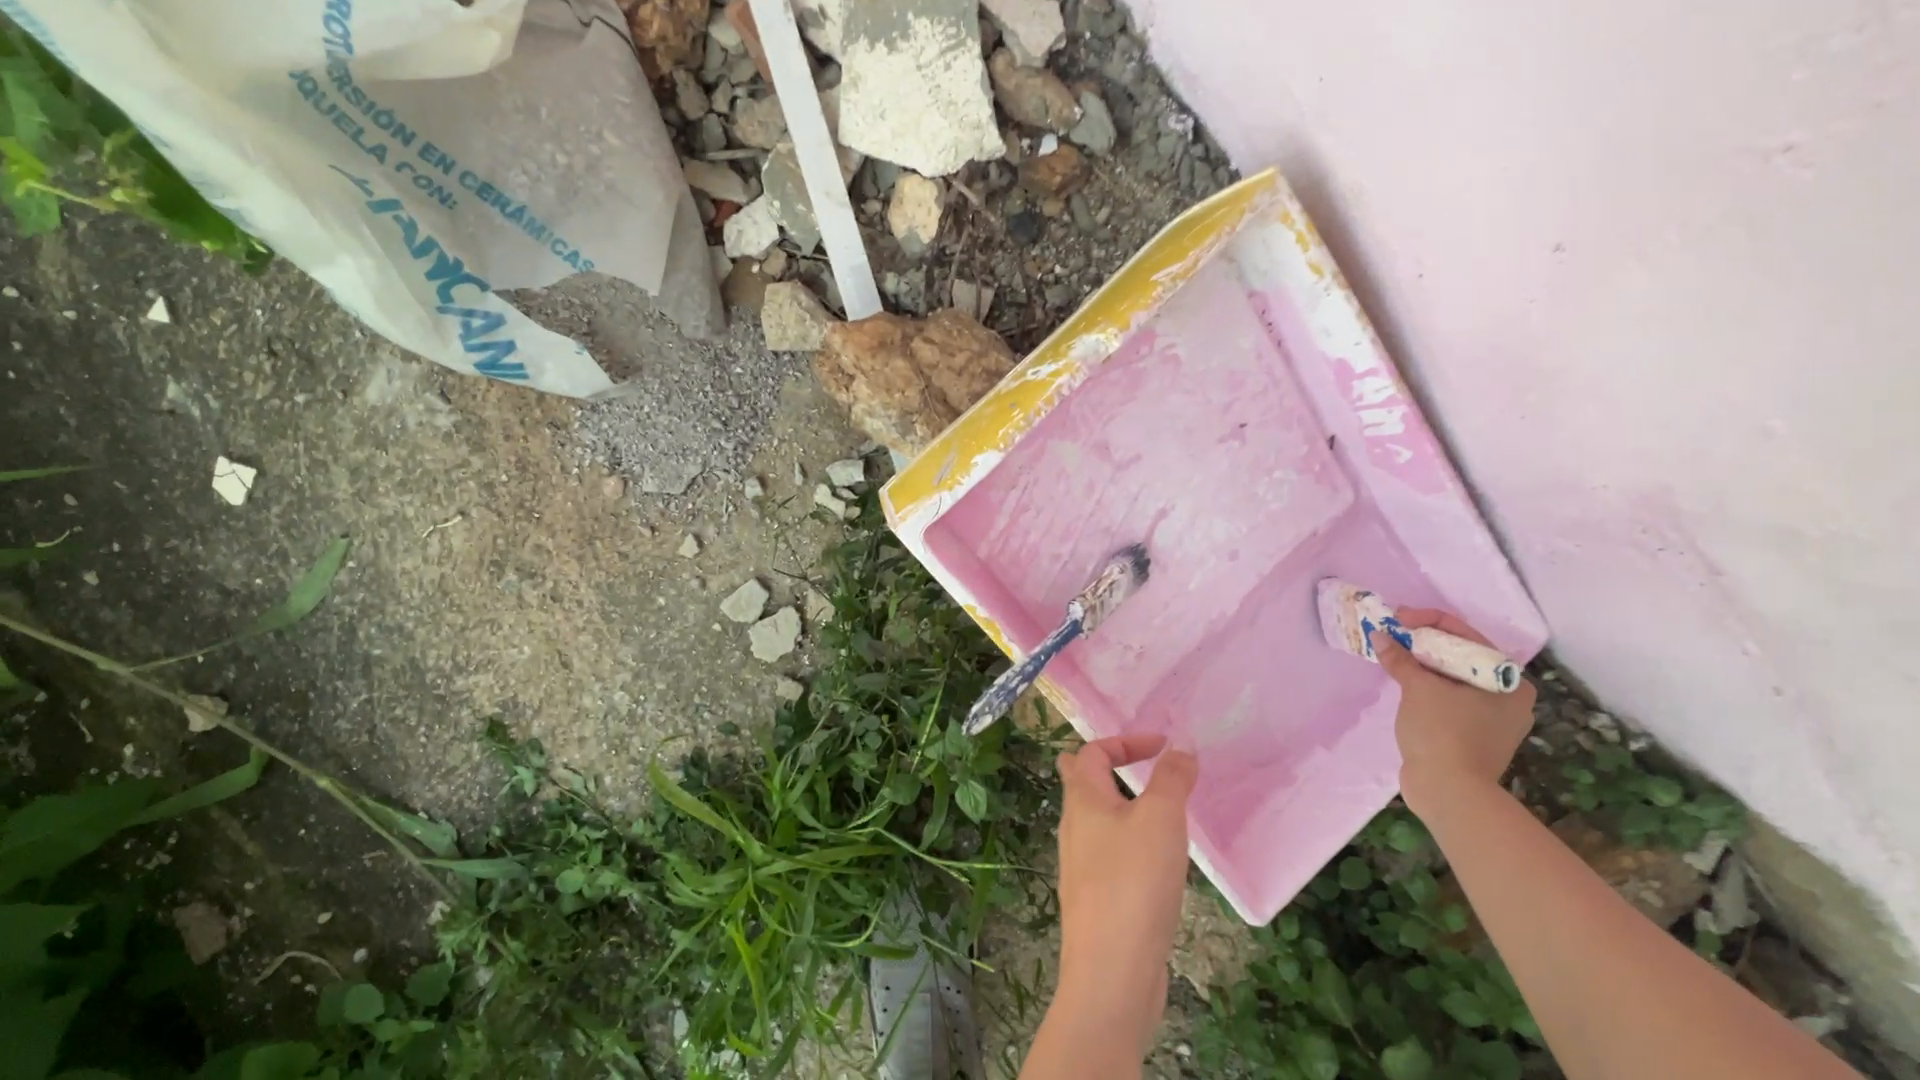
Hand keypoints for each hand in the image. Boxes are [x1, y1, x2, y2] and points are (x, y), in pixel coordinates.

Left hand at [1052, 733, 1197, 1054]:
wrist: (1113, 970)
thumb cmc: (1134, 882)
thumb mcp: (1161, 819)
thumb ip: (1172, 779)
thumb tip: (1180, 750)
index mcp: (1082, 801)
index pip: (1092, 751)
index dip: (1125, 740)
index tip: (1163, 746)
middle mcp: (1074, 828)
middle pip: (1082, 783)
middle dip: (1111, 769)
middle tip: (1148, 769)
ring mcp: (1082, 866)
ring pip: (1097, 821)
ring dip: (1126, 808)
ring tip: (1164, 813)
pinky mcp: (1096, 899)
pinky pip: (1110, 855)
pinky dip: (1131, 843)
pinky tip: (1158, 862)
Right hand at [1372, 610, 1536, 818]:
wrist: (1449, 794)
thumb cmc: (1444, 733)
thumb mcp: (1419, 689)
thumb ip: (1400, 658)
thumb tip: (1380, 635)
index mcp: (1509, 681)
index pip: (1467, 636)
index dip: (1428, 622)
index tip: (1397, 619)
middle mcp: (1509, 697)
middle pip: (1461, 656)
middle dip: (1424, 643)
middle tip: (1393, 634)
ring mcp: (1492, 719)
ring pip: (1454, 678)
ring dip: (1423, 665)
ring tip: (1394, 655)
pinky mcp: (1473, 736)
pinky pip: (1449, 699)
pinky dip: (1428, 688)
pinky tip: (1405, 682)